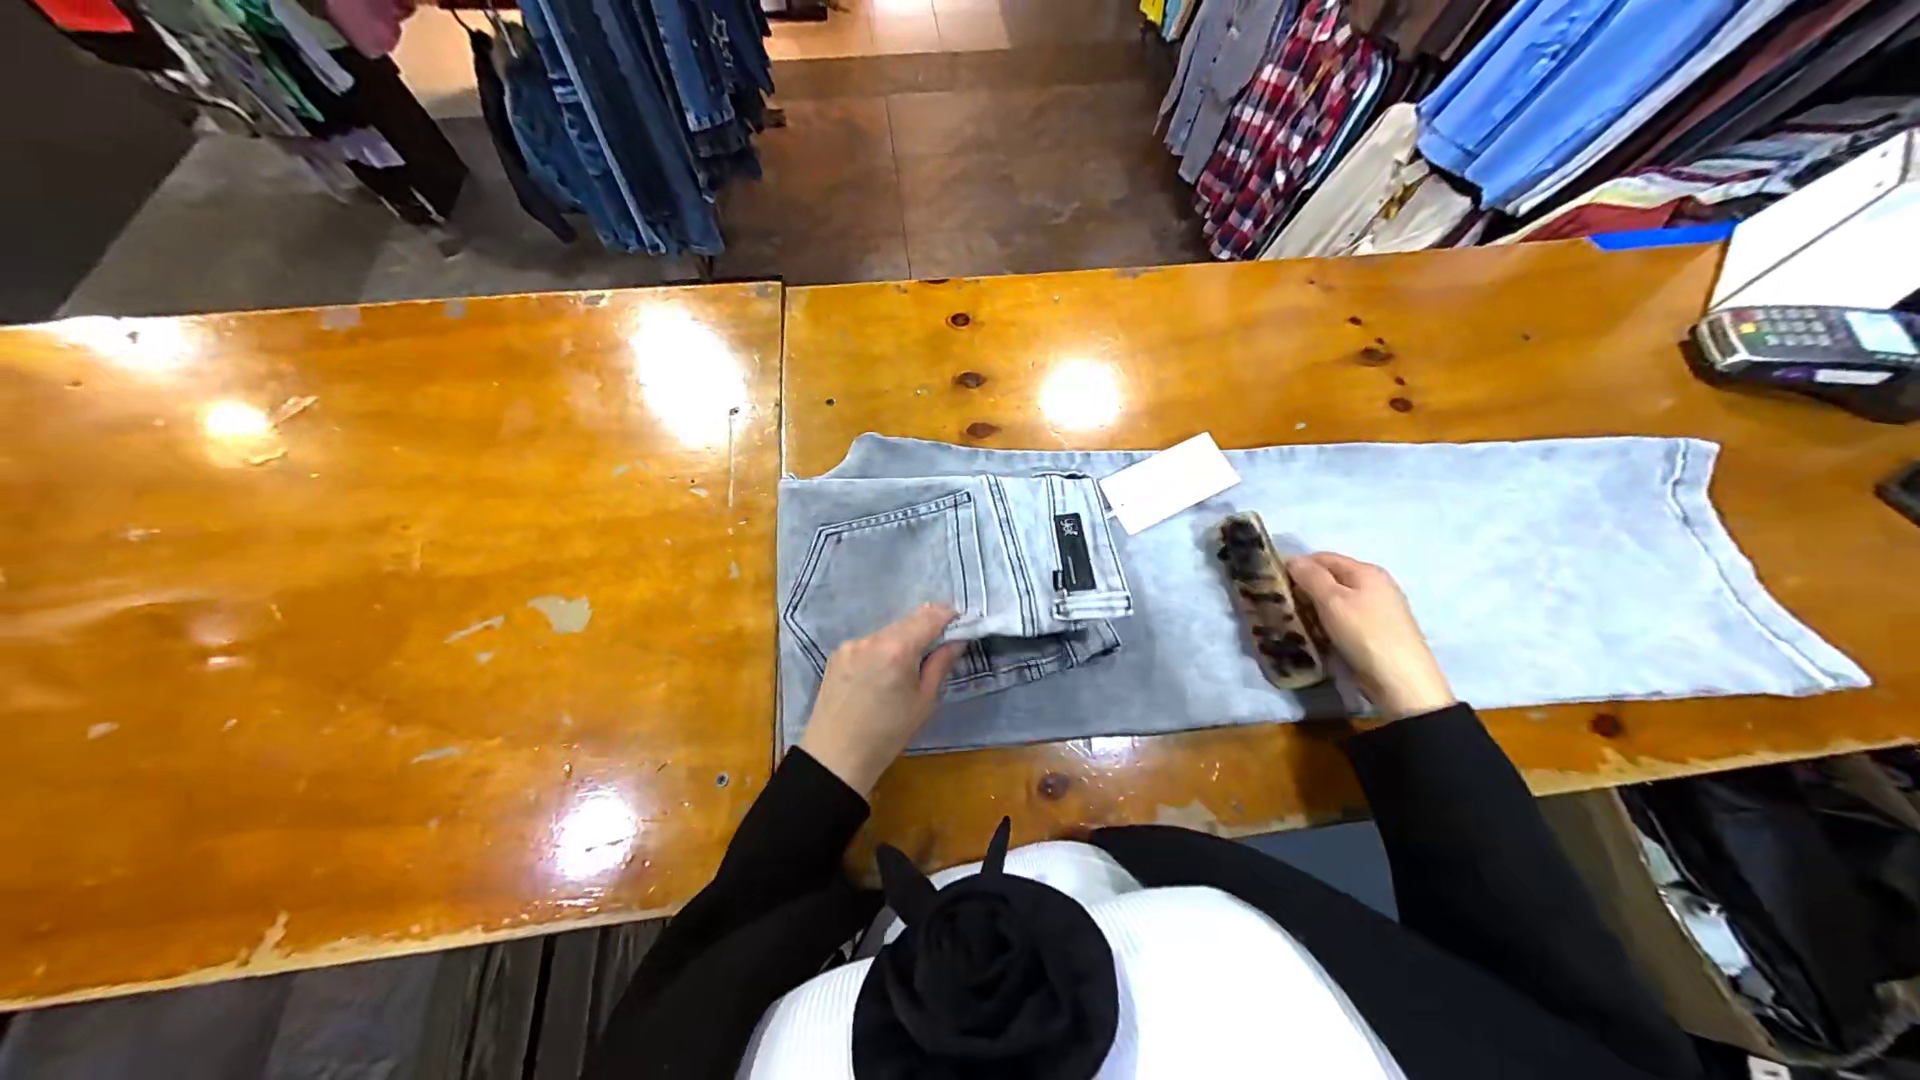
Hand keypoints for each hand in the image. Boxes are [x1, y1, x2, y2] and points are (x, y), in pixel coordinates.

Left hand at [797, 604, 966, 795]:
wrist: (836, 756)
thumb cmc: (888, 733)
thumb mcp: (924, 701)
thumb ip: (941, 663)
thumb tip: (957, 640)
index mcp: (897, 649)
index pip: (930, 616)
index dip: (948, 615)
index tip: (959, 625)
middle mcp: (872, 638)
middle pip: (907, 621)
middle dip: (926, 629)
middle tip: (938, 648)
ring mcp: (851, 644)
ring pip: (887, 632)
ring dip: (902, 640)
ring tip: (906, 668)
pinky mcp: (837, 654)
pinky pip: (868, 643)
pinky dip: (881, 650)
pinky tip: (880, 675)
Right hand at [1287, 552, 1454, 720]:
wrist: (1401, 680)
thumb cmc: (1364, 633)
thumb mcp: (1332, 600)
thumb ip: (1310, 576)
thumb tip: (1293, 560)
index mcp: (1366, 571)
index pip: (1322, 557)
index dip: (1296, 566)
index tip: (1274, 583)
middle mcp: (1375, 584)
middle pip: (1330, 577)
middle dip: (1305, 588)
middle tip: (1283, 605)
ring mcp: (1379, 607)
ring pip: (1336, 599)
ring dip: (1315, 607)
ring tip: (1297, 621)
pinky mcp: (1377, 629)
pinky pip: (1345, 616)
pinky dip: (1328, 621)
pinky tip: (1319, 633)